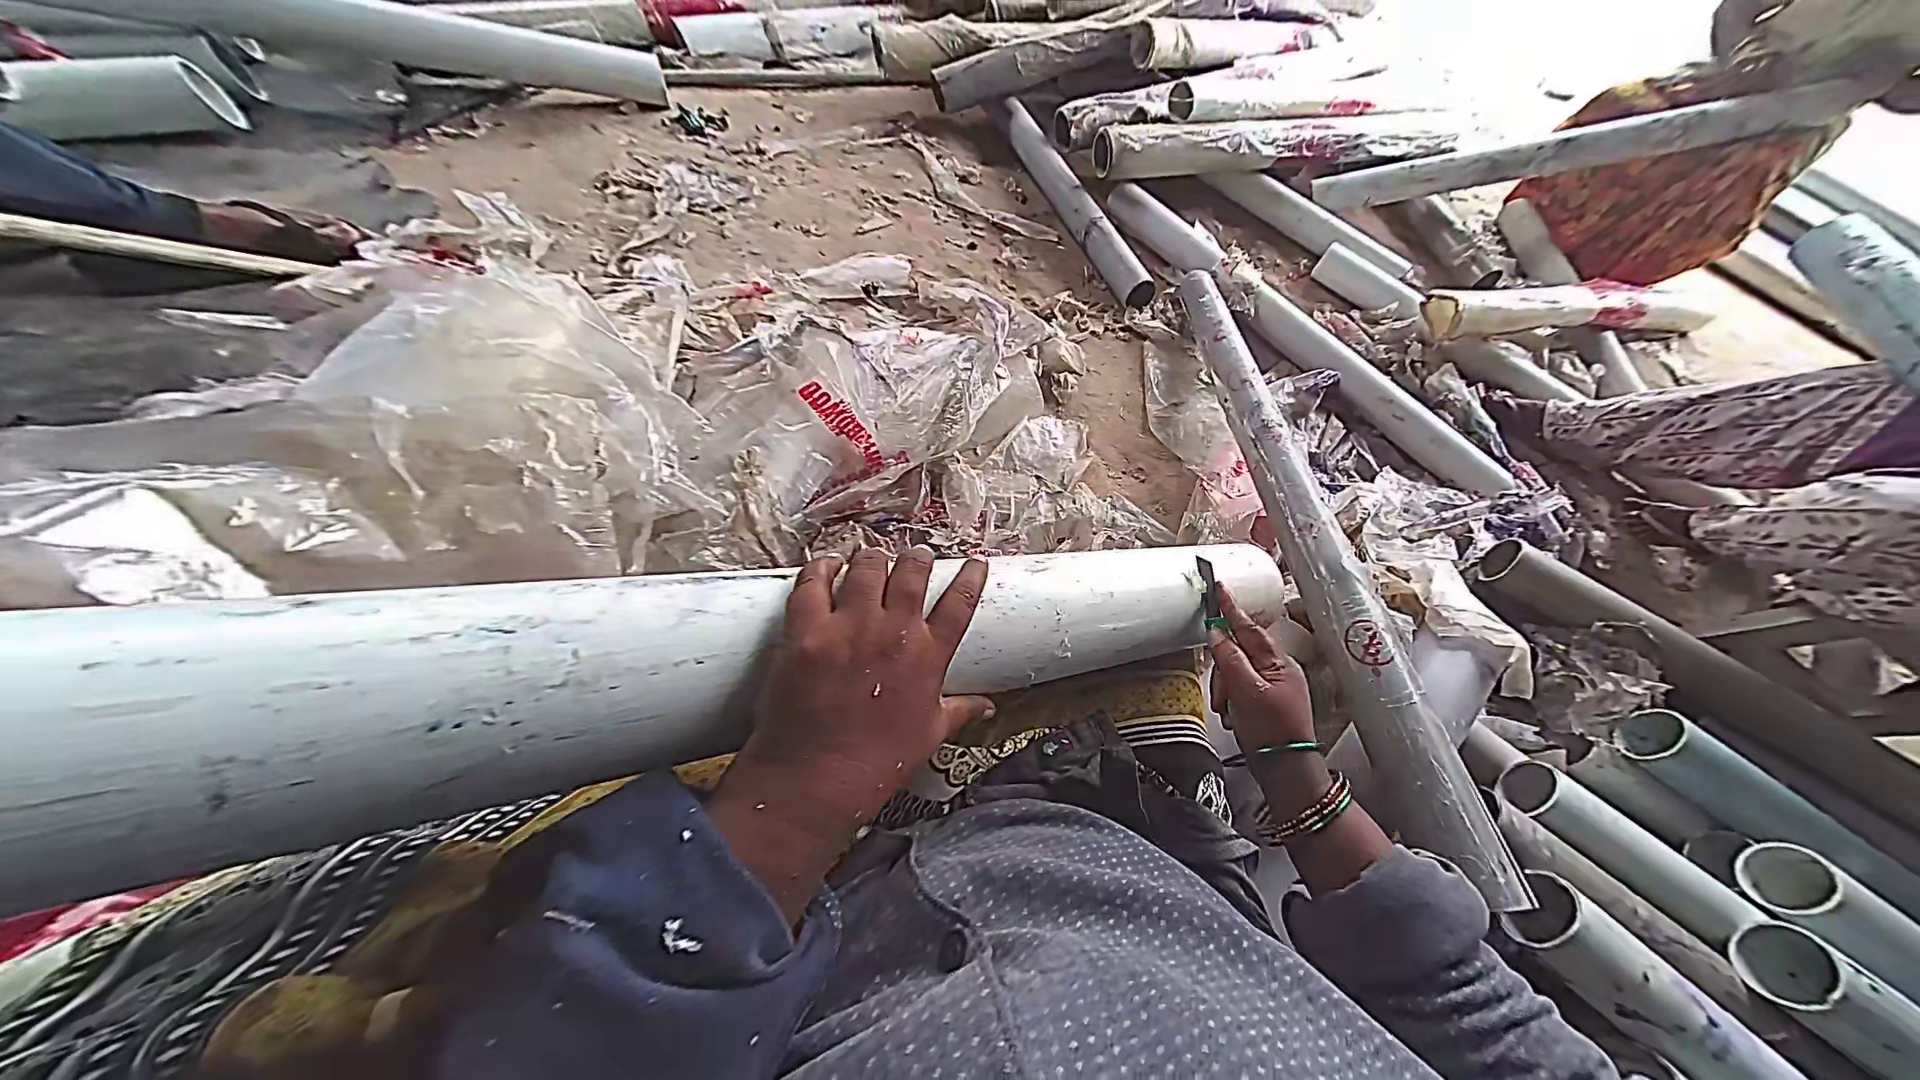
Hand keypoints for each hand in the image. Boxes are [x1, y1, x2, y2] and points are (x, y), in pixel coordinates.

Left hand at [709, 547, 990, 921]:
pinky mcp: (807, 630)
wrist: (818, 778)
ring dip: (873, 557)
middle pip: (912, 574)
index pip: (959, 603)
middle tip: (917, 553)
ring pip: (867, 568)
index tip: (975, 561)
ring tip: (873, 554)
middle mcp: (894, 633)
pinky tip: (827, 562)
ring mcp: (850, 628)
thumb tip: (990, 705)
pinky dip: (821, 566)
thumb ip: (961, 710)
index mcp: (929, 656)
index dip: (970, 577)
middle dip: (918, 557)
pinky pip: (814, 582)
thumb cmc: (880, 761)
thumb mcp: (931, 733)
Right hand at [1208, 584, 1313, 751]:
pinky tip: (1233, 717)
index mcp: (1278, 663)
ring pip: (1233, 673)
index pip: (1249, 628)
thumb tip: (1216, 634)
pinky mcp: (1263, 701)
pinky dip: (1230, 701)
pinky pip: (1237, 689)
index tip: (1218, 588)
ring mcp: (1270, 686)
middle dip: (1223, 673)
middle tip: (1222, 694)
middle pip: (1236, 653)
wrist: (1285, 769)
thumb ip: (1229, 658)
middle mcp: (1276, 670)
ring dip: (1225, 691)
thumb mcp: (1246, 690)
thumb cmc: (1271, 730)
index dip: (1231, 609)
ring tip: (1229, 711)